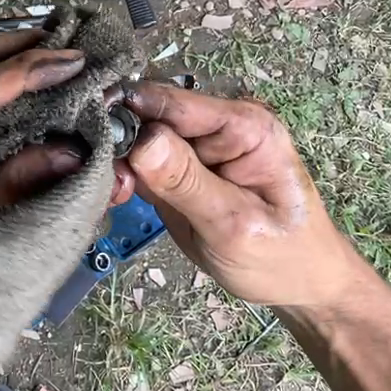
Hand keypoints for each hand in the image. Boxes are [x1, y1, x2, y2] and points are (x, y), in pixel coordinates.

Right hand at [120, 82, 370, 308]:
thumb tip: (141, 139)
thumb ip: (186, 182)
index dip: (128, 113)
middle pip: (148, 113)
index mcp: (243, 124)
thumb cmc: (282, 258)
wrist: (301, 288)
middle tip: (108, 184)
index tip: (89, 136)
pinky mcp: (177, 166)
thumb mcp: (234, 224)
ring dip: (117, 163)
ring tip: (113, 194)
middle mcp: (216, 124)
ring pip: (136, 136)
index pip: (171, 102)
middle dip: (120, 143)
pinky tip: (116, 195)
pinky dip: (123, 176)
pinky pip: (139, 159)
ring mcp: (196, 145)